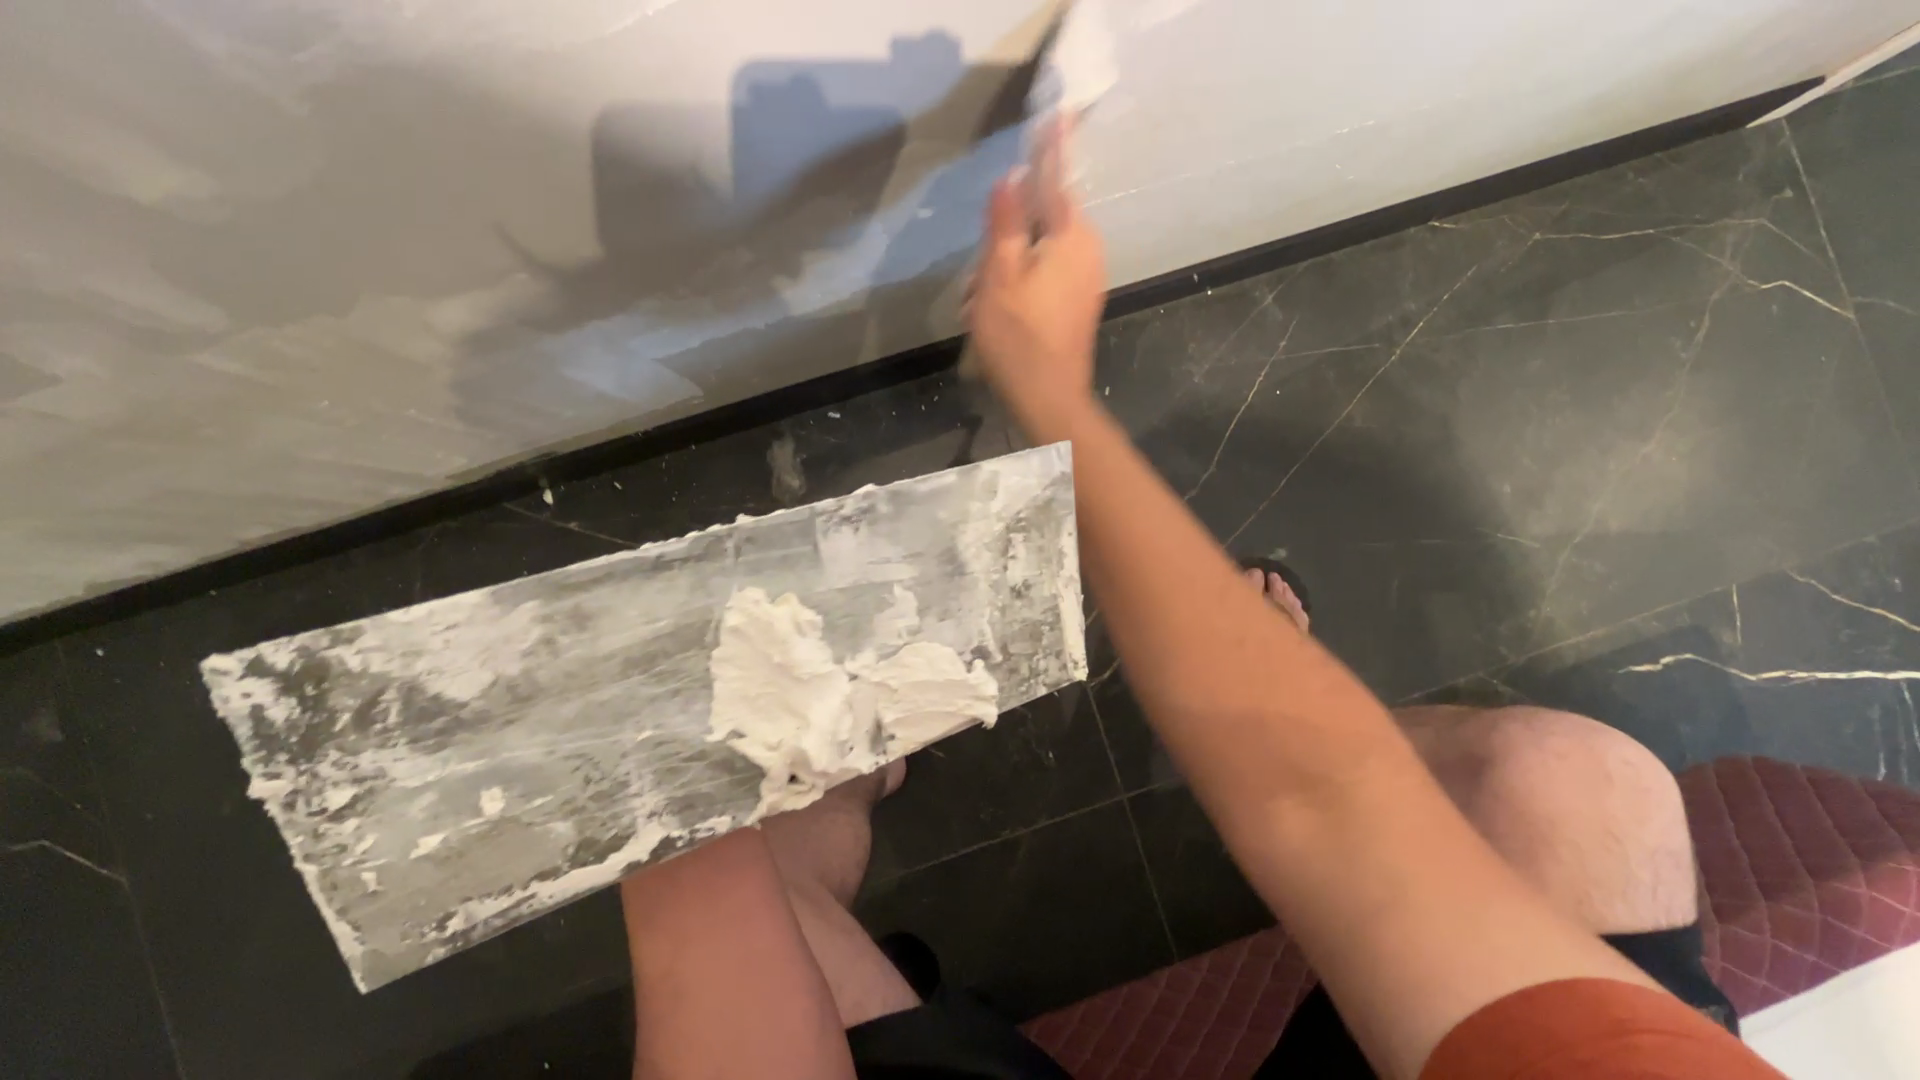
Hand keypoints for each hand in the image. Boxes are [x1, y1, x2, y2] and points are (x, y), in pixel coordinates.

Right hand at [966, 126, 1106, 440]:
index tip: (1056, 112)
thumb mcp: (999, 275)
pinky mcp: (1079, 305)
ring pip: (1041, 254)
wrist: (1048, 398)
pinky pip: (1047, 278)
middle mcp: (1088, 252)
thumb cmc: (1018, 336)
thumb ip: (1006, 223)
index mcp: (1072, 236)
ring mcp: (1087, 281)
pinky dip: (1020, 287)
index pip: (1056, 179)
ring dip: (1007, 269)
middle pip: (1044, 221)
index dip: (1050, 147)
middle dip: (1007, 238)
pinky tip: (996, 313)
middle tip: (979, 279)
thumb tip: (1013, 177)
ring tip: (980, 304)